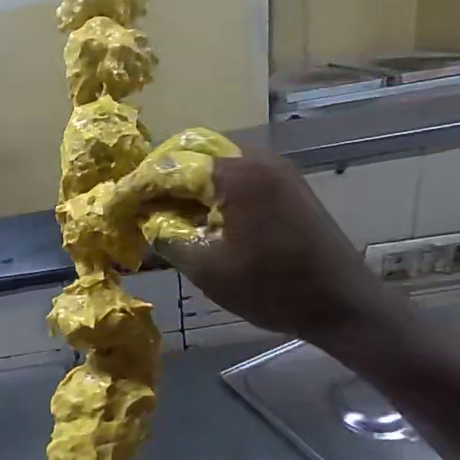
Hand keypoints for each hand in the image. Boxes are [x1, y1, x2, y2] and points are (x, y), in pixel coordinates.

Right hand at [154, 153, 389, 340]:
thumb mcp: (206, 267)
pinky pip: (235, 174)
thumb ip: (166, 234)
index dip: (137, 186)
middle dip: (160, 176)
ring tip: (161, 209)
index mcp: (236, 174)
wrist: (346, 306)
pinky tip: (198, 214)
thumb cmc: (272, 288)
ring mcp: (276, 170)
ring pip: (213, 161)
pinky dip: (210, 188)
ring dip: (185, 181)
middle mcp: (257, 159)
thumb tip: (143, 217)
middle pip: (192, 152)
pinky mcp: (286, 186)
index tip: (114, 203)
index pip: (170, 167)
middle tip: (136, 203)